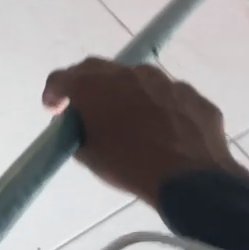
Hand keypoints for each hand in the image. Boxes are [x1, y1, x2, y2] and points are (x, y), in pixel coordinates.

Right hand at [41, 57, 248, 206]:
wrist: (192, 181)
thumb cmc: (127, 164)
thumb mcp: (85, 151)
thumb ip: (76, 128)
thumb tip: (80, 121)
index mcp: (91, 85)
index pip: (60, 78)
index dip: (53, 94)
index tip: (55, 110)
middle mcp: (126, 74)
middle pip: (96, 68)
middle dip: (87, 83)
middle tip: (87, 105)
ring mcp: (165, 83)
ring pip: (137, 77)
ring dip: (126, 90)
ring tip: (130, 115)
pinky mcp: (194, 97)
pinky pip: (169, 94)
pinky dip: (160, 104)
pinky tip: (163, 126)